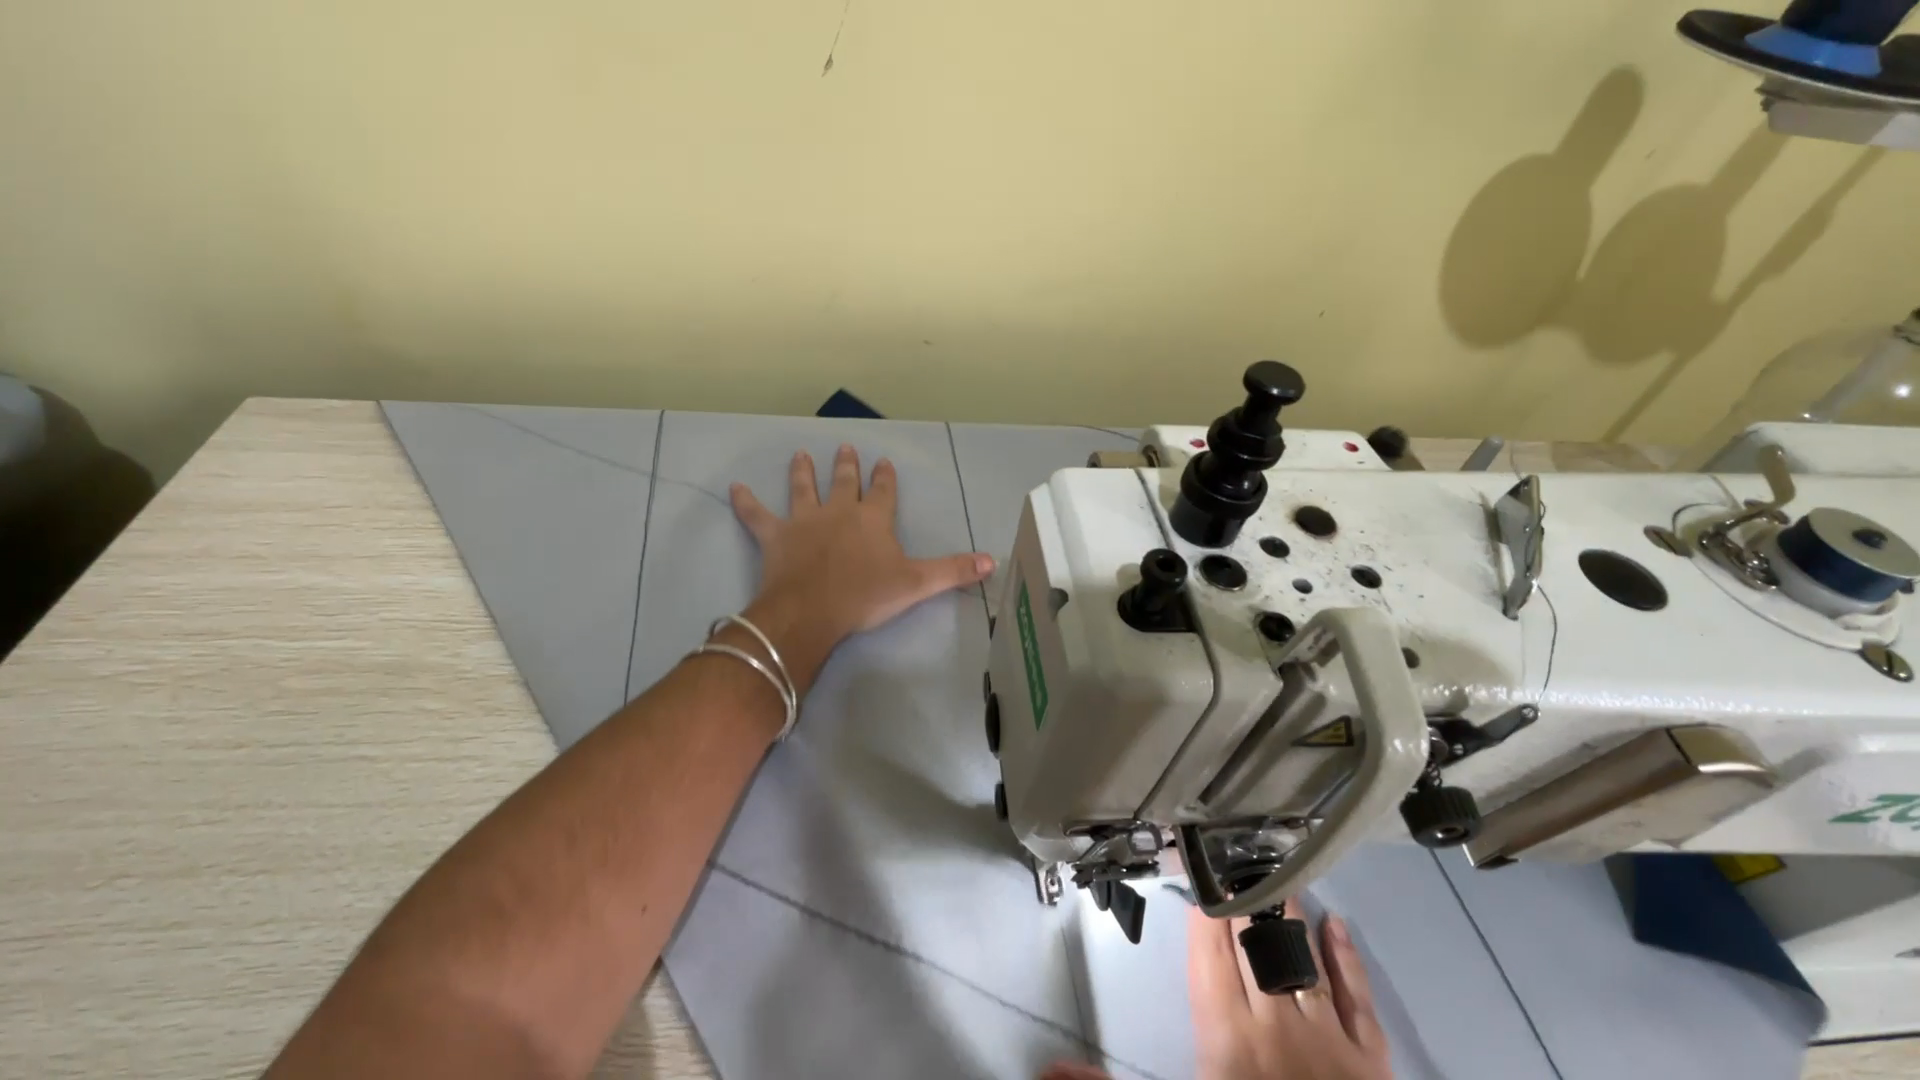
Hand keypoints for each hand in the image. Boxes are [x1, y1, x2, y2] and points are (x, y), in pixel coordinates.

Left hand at [728, 445, 994, 696]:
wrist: (812, 610)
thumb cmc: (865, 596)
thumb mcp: (918, 584)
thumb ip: (954, 570)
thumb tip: (993, 560)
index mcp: (873, 520)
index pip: (883, 492)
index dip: (884, 478)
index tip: (883, 462)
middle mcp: (839, 511)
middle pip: (844, 483)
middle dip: (847, 466)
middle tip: (846, 447)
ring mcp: (804, 521)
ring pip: (803, 489)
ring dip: (803, 472)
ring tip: (800, 454)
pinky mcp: (775, 536)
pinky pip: (757, 515)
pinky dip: (745, 502)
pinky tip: (734, 488)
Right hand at [1039, 900, 1389, 1079]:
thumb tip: (1047, 1067)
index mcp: (1226, 1035)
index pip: (1211, 955)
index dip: (1204, 912)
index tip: (1197, 875)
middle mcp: (1276, 1022)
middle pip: (1255, 945)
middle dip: (1241, 901)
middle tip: (1232, 857)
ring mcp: (1326, 1036)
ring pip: (1301, 958)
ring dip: (1287, 916)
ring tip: (1275, 872)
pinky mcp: (1368, 1057)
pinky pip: (1356, 997)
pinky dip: (1345, 958)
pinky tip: (1335, 924)